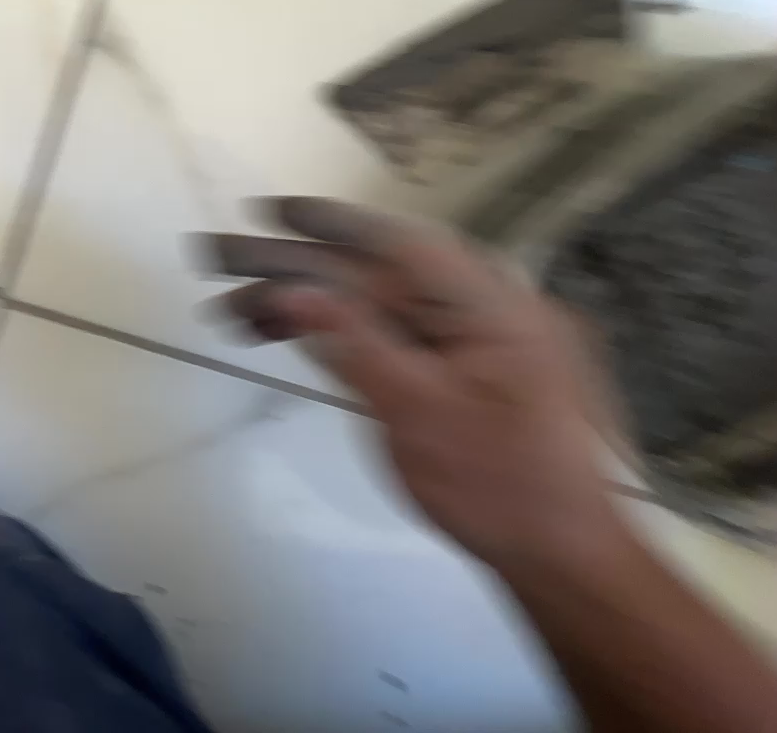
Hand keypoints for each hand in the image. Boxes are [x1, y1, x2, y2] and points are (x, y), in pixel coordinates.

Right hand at [203, 197, 635, 574]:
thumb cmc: (500, 486)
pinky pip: (370, 337)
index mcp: (493, 311)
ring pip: (359, 308)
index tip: (271, 213)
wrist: (561, 562)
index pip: (404, 247)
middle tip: (215, 257)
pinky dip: (321, 334)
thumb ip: (353, 342)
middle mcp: (474, 315)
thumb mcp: (418, 411)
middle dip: (289, 266)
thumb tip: (289, 290)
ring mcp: (455, 346)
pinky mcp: (437, 373)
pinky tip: (272, 334)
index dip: (333, 223)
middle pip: (368, 275)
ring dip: (292, 306)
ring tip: (227, 313)